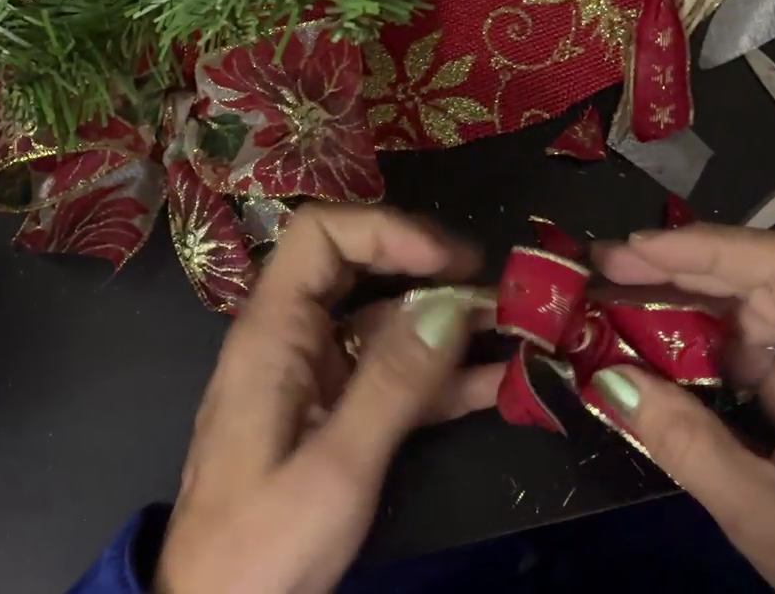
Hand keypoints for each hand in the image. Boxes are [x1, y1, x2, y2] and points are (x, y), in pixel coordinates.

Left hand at [156, 204, 498, 593]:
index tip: (447, 259)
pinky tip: (493, 382)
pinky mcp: (329, 414)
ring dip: (443, 324)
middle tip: (490, 284)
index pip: (319, 235)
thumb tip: (451, 306)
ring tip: (511, 328)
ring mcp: (311, 375)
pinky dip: (437, 376)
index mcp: (272, 331)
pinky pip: (386, 377)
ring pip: (380, 324)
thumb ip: (393, 384)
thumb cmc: (263, 545)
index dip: (384, 230)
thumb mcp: (336, 468)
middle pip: (354, 268)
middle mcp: (289, 338)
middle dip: (424, 268)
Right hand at [589, 224, 774, 593]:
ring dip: (684, 299)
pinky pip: (758, 341)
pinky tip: (654, 338)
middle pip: (764, 277)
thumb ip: (683, 442)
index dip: (707, 246)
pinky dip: (703, 338)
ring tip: (614, 296)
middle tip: (603, 266)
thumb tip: (607, 376)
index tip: (636, 249)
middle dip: (678, 268)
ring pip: (756, 304)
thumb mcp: (762, 514)